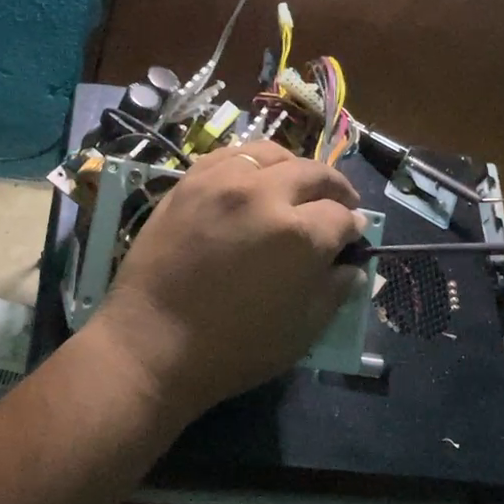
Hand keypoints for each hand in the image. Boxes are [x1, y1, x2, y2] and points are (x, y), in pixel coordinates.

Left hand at [88, 142, 366, 423]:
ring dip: (294, 169)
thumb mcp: (301, 332)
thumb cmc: (232, 350)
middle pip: (314, 173)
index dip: (353, 229)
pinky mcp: (188, 183)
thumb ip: (334, 291)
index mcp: (299, 235)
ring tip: (296, 187)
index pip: (342, 216)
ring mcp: (222, 182)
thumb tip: (351, 265)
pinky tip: (252, 181)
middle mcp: (264, 195)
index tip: (352, 239)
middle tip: (339, 206)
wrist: (150, 345)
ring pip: (272, 154)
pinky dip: (251, 164)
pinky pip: (229, 156)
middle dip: (335, 189)